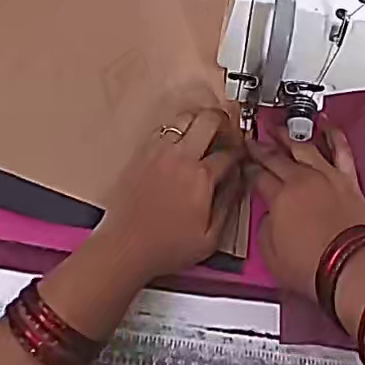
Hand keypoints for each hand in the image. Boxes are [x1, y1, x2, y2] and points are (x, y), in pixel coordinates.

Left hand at [88, 106, 242, 286]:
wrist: (126, 246)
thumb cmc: (165, 246)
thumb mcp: (210, 237)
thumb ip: (228, 204)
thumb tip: (239, 182)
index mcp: (201, 177)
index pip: (229, 152)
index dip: (239, 152)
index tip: (239, 156)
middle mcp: (180, 158)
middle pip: (209, 119)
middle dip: (223, 122)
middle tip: (226, 132)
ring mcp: (159, 152)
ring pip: (185, 117)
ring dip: (199, 121)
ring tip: (203, 133)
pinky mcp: (142, 153)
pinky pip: (163, 128)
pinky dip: (176, 129)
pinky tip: (179, 143)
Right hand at [250, 126, 364, 300]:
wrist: (351, 269)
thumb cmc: (314, 266)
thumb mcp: (271, 254)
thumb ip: (265, 228)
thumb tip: (270, 218)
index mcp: (278, 197)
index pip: (257, 175)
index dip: (248, 169)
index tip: (245, 166)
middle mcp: (301, 181)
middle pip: (276, 157)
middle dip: (261, 148)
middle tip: (253, 141)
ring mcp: (326, 177)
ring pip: (303, 146)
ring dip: (288, 135)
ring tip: (278, 128)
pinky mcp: (347, 180)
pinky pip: (340, 150)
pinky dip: (332, 135)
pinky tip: (325, 126)